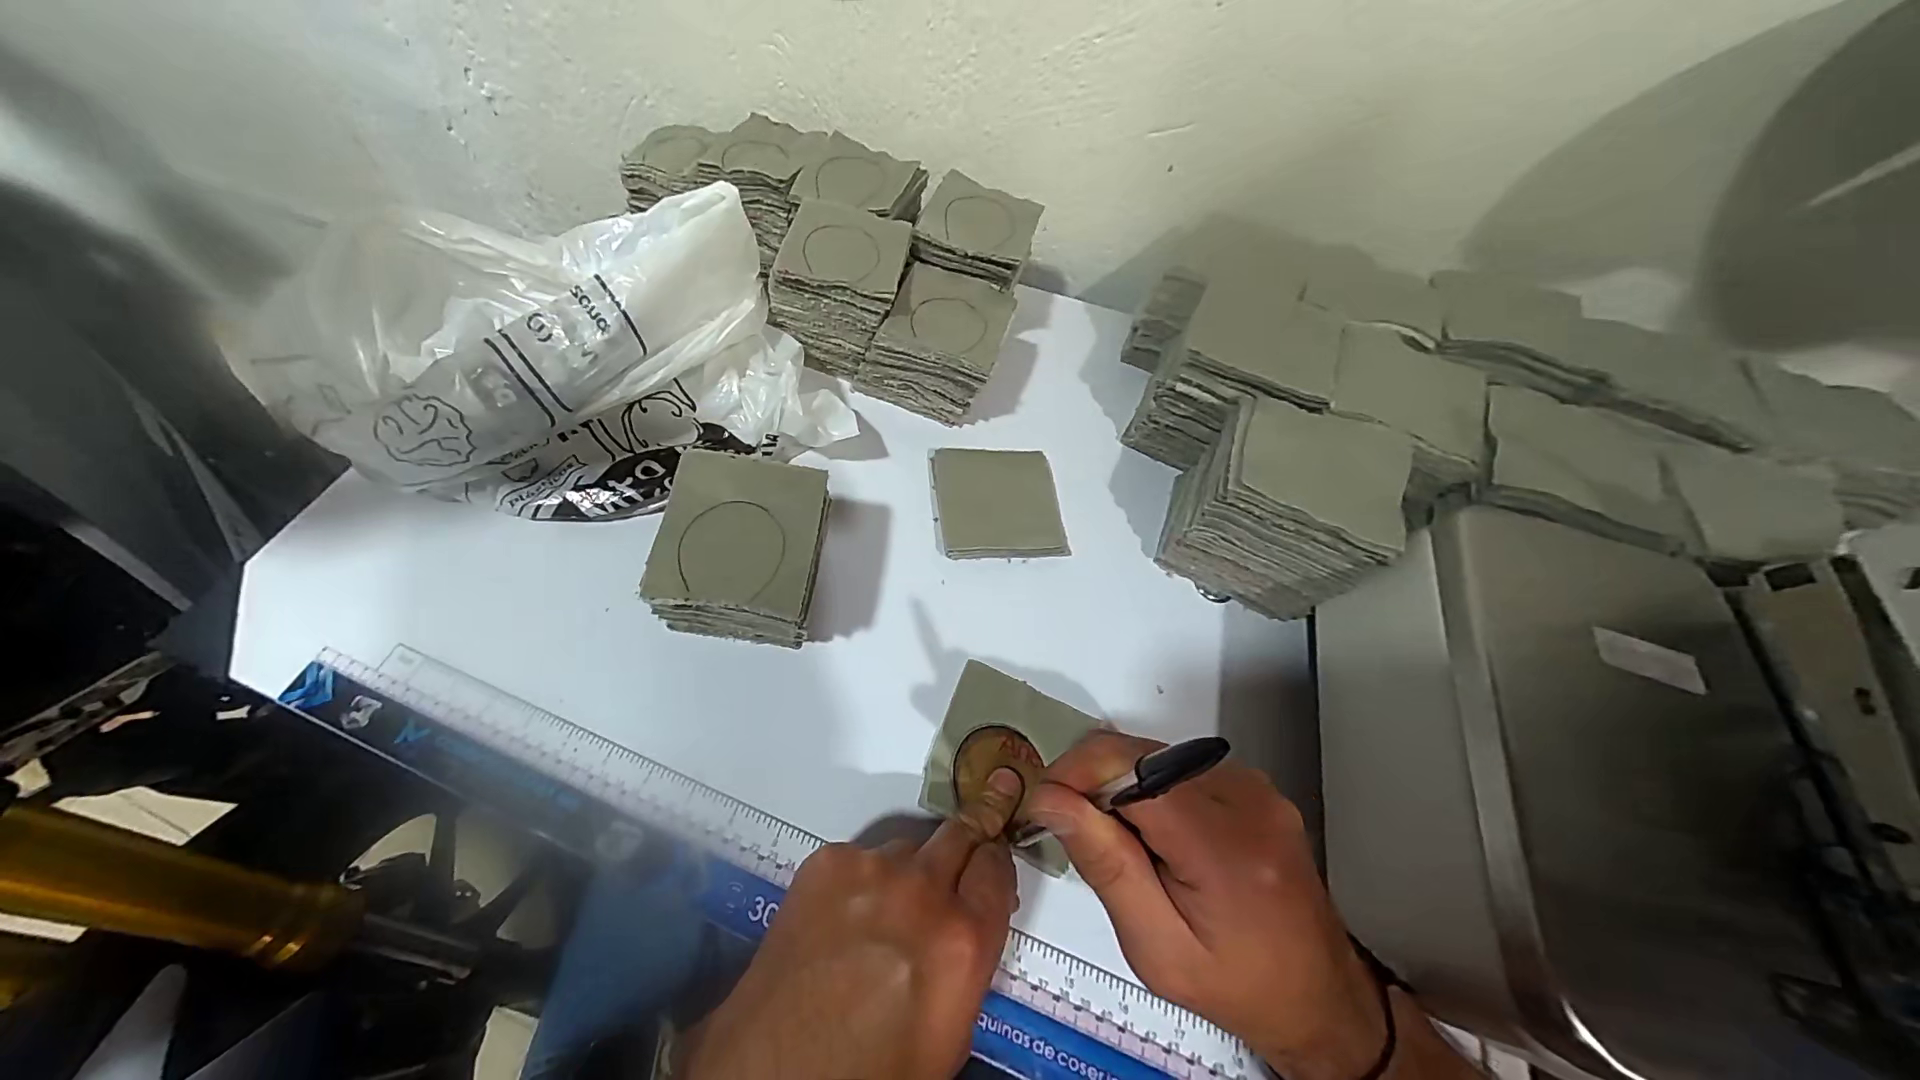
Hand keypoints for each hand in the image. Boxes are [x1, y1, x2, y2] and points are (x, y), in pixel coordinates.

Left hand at [682, 768, 1023, 1079]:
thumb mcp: (952, 1027)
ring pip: (907, 847)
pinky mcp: (828, 861)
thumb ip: (971, 954)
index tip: (986, 866)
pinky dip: (860, 877)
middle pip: (959, 834)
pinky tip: (845, 915)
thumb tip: (974, 914)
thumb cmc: (873, 1068)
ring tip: (882, 913)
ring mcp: (872, 869)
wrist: (779, 1067)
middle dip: (960, 850)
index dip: (991, 867)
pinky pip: (861, 855)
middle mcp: (922, 892)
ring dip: (906, 870)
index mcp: (964, 939)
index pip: (996, 865)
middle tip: (950, 867)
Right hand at [1025, 733, 1386, 1079]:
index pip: (1133, 770)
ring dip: (1119, 786)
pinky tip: (1154, 836)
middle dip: (1091, 781)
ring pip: (1153, 755)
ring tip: (1120, 843)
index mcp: (1225, 846)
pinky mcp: (1251, 785)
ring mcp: (1253, 786)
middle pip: (1139, 754)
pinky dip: (1148, 788)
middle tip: (1074, 830)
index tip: (1046, 806)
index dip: (1077, 775)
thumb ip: (1105, 866)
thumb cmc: (1236, 986)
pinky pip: (1177, 765)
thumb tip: (1052, 801)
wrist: (1316, 994)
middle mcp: (1246, 799)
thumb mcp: (1156, 949)